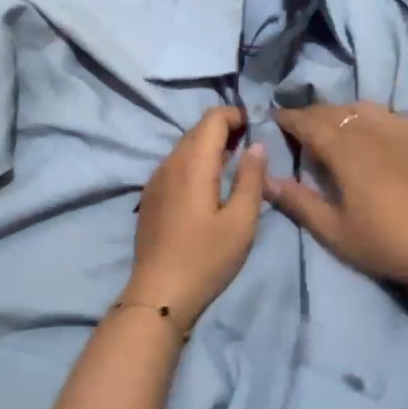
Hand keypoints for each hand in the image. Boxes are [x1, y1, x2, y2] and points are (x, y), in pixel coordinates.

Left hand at [125, 107, 265, 328]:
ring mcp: (156, 179)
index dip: (236, 115)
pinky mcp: (150, 197)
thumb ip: (251, 178)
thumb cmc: (206, 258)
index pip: (212, 118)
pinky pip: (175, 166)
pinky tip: (209, 187)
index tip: (257, 127)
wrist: (159, 294)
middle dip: (224, 129)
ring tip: (234, 165)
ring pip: (185, 148)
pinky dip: (195, 163)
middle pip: (197, 130)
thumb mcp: (241, 221)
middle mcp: (170, 162)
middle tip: (251, 146)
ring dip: (209, 147)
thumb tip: (257, 145)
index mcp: (193, 163)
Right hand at [268, 102, 407, 287]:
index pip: (309, 122)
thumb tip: (265, 179)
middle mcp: (371, 129)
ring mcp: (401, 130)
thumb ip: (298, 201)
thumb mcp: (334, 230)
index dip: (289, 118)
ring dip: (343, 112)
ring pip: (364, 107)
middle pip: (335, 110)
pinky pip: (393, 115)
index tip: (274, 118)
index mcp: (345, 149)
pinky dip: (375, 117)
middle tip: (299, 126)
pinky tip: (377, 131)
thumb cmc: (385, 241)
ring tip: (336, 127)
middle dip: (312, 114)